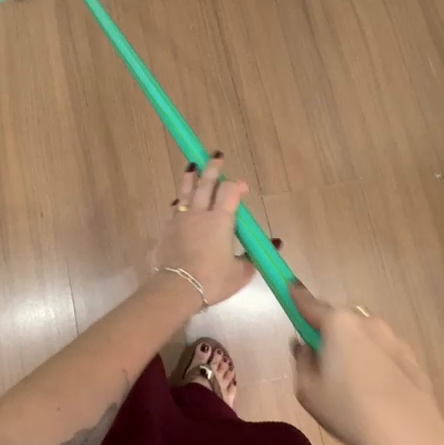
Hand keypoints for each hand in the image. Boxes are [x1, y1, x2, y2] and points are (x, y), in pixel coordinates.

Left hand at [150, 154, 257, 306]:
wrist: (176, 288)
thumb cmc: (212, 280)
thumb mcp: (240, 272)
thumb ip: (254, 256)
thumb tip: (276, 243)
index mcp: (220, 220)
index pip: (229, 191)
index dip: (236, 185)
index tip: (242, 187)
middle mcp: (200, 213)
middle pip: (206, 183)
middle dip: (213, 168)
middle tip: (216, 156)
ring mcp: (181, 218)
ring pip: (187, 190)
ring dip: (191, 176)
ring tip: (193, 166)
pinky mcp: (167, 227)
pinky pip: (174, 208)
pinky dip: (180, 201)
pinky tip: (179, 200)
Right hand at [289, 284, 443, 444]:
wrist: (411, 441)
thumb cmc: (350, 412)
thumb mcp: (308, 391)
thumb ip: (302, 361)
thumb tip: (306, 346)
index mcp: (338, 323)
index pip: (309, 302)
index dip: (295, 296)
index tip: (288, 286)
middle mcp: (367, 322)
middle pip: (339, 319)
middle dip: (329, 333)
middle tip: (323, 365)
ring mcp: (395, 339)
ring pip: (364, 336)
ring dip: (355, 349)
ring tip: (354, 388)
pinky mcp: (414, 360)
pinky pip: (385, 354)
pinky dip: (377, 365)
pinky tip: (378, 396)